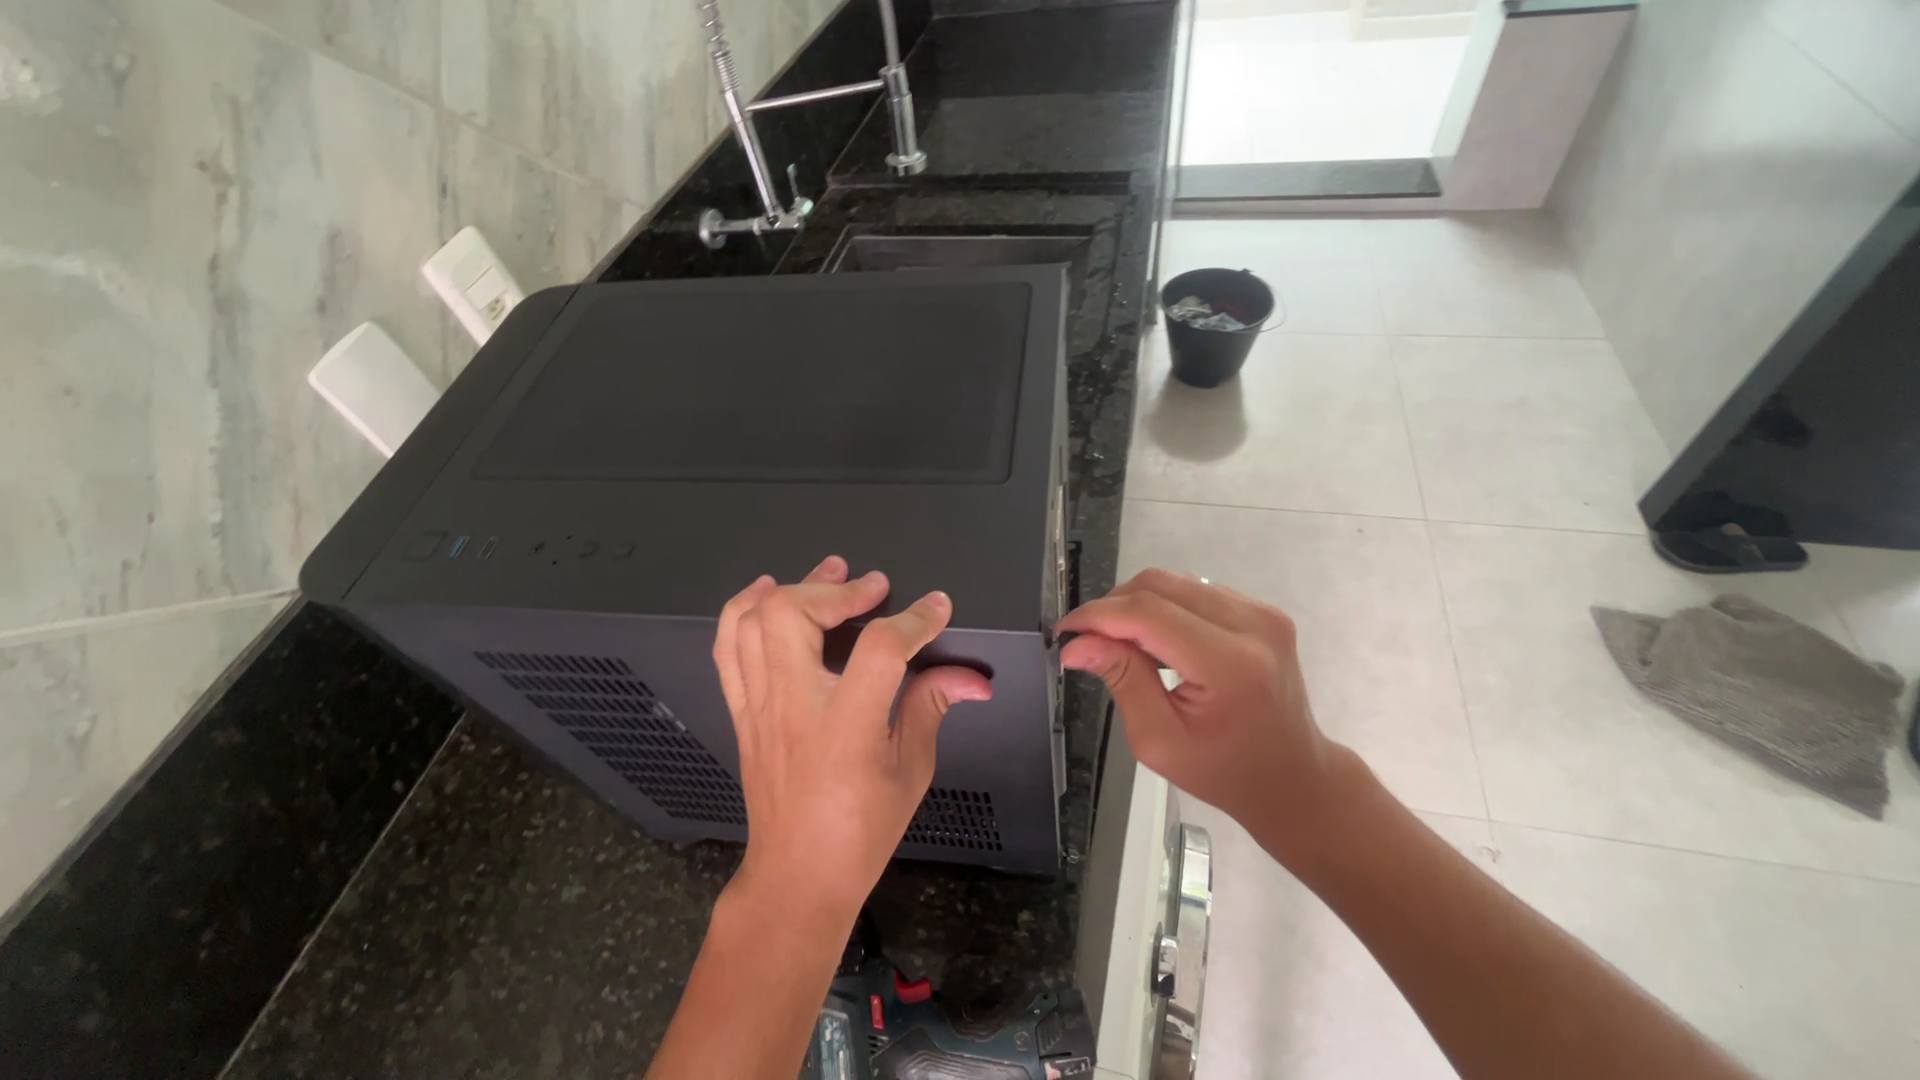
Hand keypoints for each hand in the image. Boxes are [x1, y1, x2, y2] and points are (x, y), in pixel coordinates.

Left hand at [712, 555, 992, 921]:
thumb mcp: (911, 771)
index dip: (915, 618)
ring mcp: (760, 707)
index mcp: (845, 727)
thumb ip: (932, 707)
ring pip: (752, 622)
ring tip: (828, 575)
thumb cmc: (860, 832)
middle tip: (872, 586)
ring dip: (792, 588)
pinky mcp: (742, 712)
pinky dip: (742, 611)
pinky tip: (766, 592)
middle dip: (836, 589)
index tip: (936, 607)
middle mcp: (793, 708)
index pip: (879, 647)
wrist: (797, 874)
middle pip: (792, 614)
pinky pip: (727, 649)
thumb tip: (970, 677)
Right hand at [1059, 568, 1353, 856]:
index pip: (1147, 612)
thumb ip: (1121, 679)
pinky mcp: (1262, 611)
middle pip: (1159, 585)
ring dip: (1136, 604)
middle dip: (1112, 606)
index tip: (1064, 632)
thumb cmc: (1222, 771)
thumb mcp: (1158, 740)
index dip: (1097, 615)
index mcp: (1229, 664)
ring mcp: (1262, 613)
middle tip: (1088, 641)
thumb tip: (1077, 643)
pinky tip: (1154, 640)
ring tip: (1119, 642)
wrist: (1291, 777)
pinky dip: (1164, 607)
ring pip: (1175, 581)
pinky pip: (1196, 591)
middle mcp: (1252, 624)